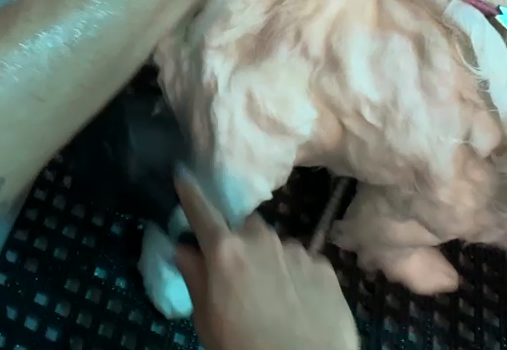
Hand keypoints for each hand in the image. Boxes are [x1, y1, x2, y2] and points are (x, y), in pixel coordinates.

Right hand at [172, 172, 357, 349]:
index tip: (182, 175)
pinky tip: (299, 304)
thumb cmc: (244, 349)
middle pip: (243, 226)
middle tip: (238, 272)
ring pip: (274, 244)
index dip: (190, 192)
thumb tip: (183, 248)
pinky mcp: (324, 267)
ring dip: (268, 259)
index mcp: (225, 250)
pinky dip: (296, 276)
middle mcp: (260, 238)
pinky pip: (302, 262)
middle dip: (238, 240)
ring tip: (272, 295)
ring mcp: (295, 250)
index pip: (201, 209)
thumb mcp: (207, 322)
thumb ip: (194, 278)